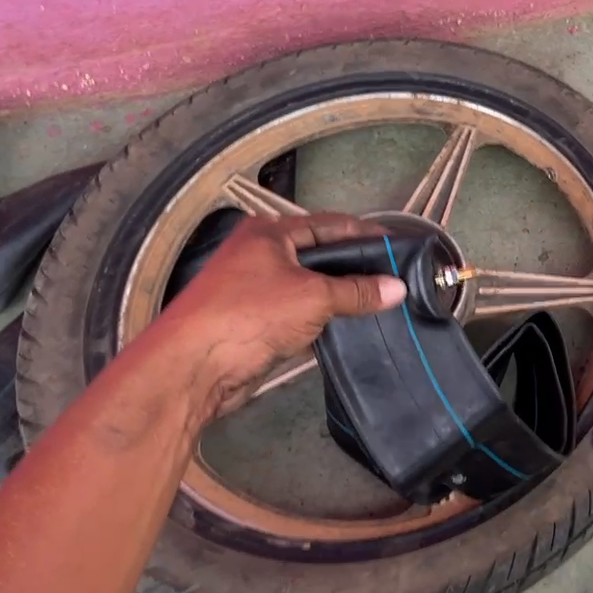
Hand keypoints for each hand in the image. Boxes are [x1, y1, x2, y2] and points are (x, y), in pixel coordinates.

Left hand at [144, 213, 406, 416]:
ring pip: (312, 284)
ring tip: (382, 300)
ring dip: (342, 293)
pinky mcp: (257, 320)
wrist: (192, 368)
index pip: (332, 225)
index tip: (400, 246)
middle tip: (396, 276)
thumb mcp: (314, 297)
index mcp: (269, 232)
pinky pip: (302, 310)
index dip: (368, 234)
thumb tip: (398, 288)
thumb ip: (358, 291)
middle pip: (322, 254)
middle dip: (357, 266)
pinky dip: (326, 315)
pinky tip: (353, 323)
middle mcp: (261, 253)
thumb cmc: (250, 315)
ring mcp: (257, 287)